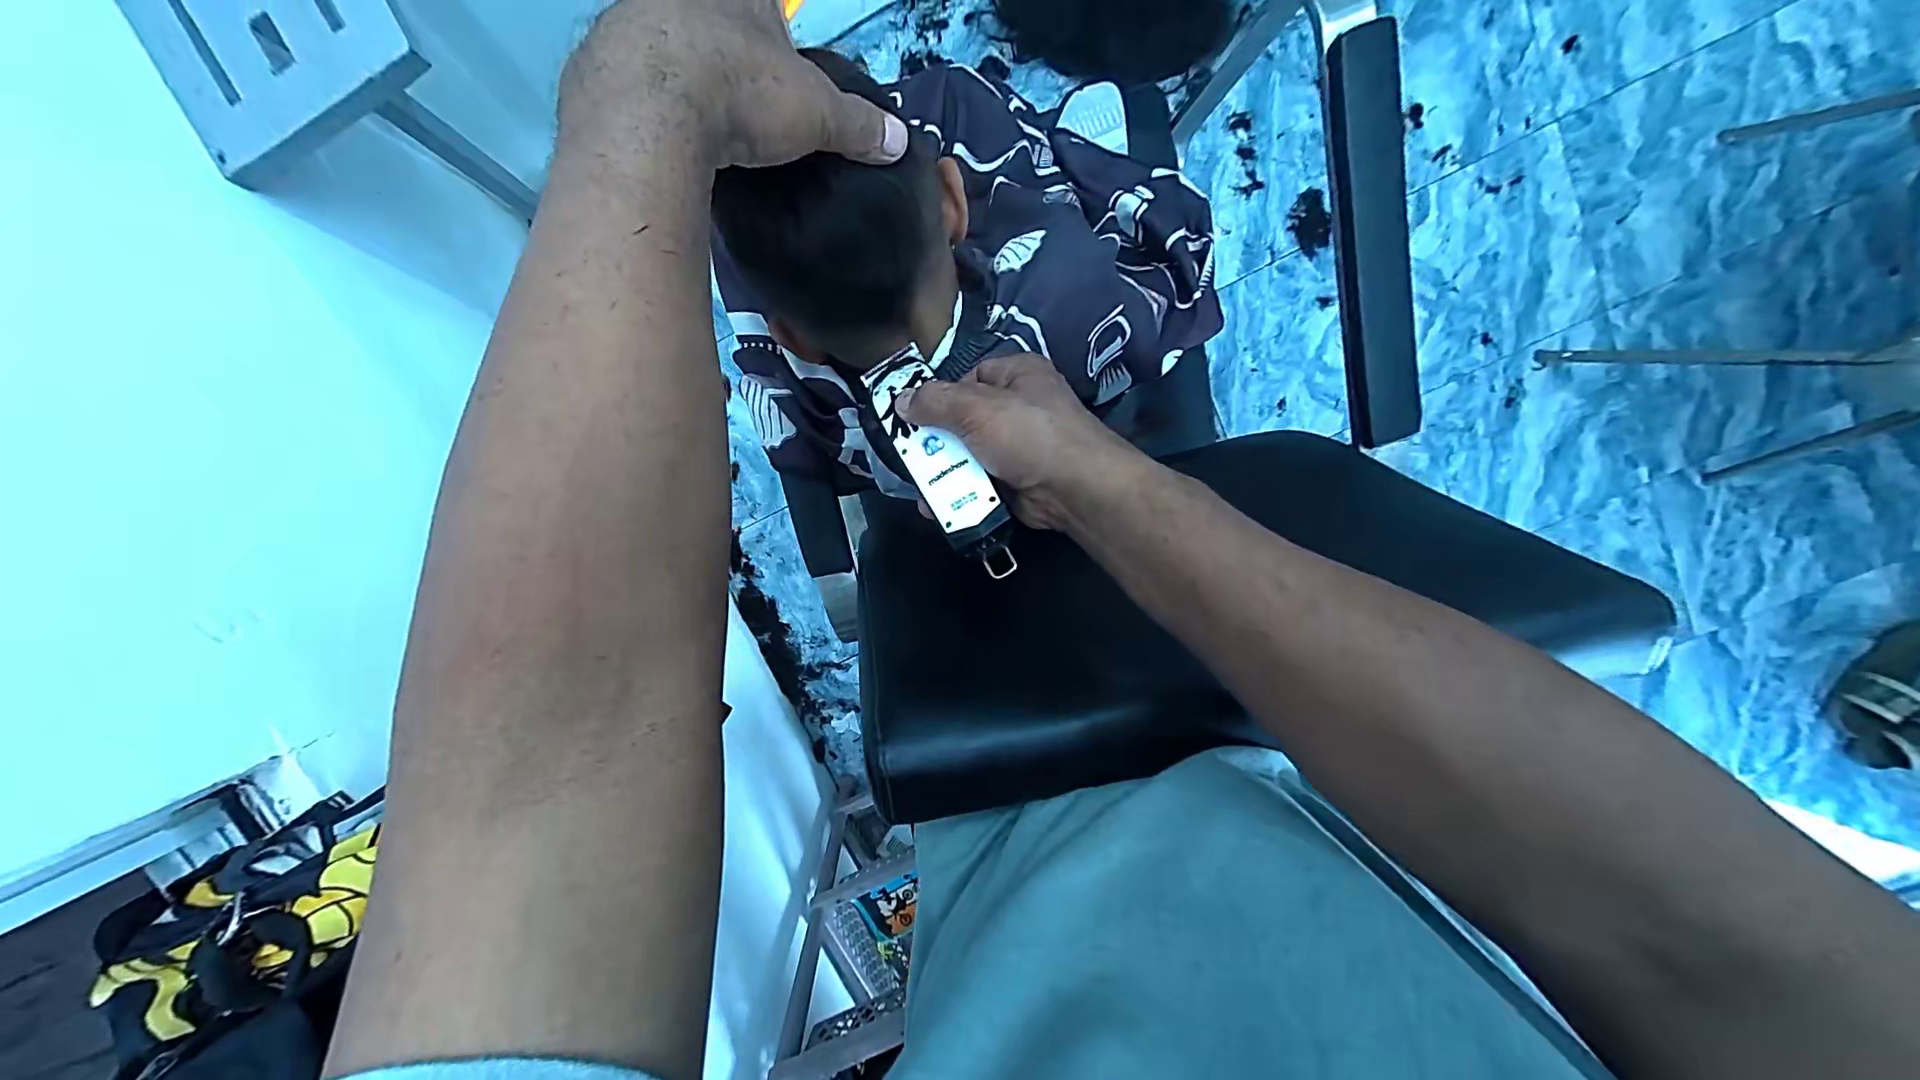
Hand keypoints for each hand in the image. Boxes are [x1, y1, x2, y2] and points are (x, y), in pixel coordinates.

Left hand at [561, 0, 907, 169]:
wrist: (654, 107)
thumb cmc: (745, 92)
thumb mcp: (818, 114)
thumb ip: (857, 126)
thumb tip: (898, 141)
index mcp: (739, 0)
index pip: (764, 8)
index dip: (773, 25)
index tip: (776, 50)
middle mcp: (685, 4)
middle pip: (711, 21)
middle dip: (725, 48)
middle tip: (740, 93)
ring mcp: (637, 28)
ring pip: (668, 46)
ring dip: (685, 76)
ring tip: (703, 120)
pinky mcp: (604, 68)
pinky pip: (634, 82)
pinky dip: (652, 106)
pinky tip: (666, 135)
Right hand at [899, 354, 1147, 530]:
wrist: (1075, 488)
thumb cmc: (1027, 434)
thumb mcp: (975, 408)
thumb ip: (934, 402)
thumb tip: (901, 401)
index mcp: (1018, 374)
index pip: (970, 378)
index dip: (943, 396)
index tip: (919, 417)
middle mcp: (1021, 407)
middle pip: (966, 421)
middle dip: (938, 441)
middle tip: (911, 458)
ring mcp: (1021, 448)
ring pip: (970, 456)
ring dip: (945, 473)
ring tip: (921, 489)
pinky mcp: (1018, 481)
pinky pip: (981, 483)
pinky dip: (961, 494)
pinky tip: (938, 507)